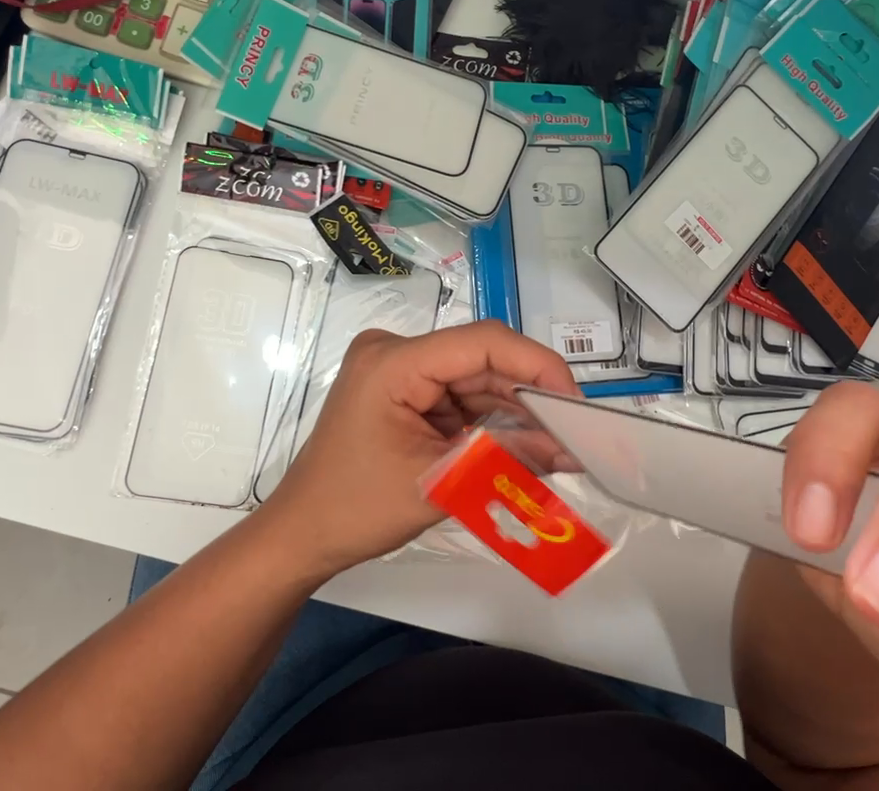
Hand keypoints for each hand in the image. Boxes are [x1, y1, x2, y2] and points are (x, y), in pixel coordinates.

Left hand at [259, 320, 579, 576]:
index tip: (576, 403)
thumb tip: (572, 451)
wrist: (301, 535)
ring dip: (514, 411)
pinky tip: (524, 442)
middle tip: (576, 433)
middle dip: (530, 396)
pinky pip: (458, 396)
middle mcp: (395, 352)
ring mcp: (397, 369)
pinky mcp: (403, 391)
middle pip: (481, 360)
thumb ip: (506, 457)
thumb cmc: (357, 509)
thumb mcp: (439, 483)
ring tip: (559, 444)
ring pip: (474, 379)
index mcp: (393, 362)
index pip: (482, 343)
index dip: (537, 365)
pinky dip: (490, 420)